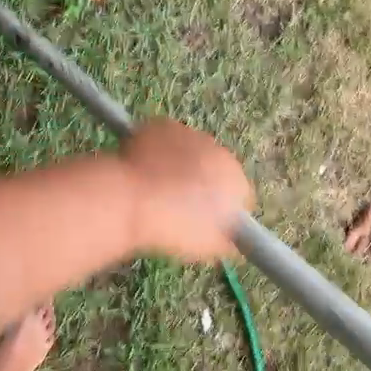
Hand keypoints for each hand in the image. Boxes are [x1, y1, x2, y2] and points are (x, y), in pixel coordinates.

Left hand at [120, 119, 253, 260]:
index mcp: (237, 180)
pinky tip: (145, 165)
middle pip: (215, 167)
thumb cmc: (174, 227)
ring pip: (190, 150)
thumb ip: (226, 238)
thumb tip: (228, 237)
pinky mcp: (161, 124)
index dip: (223, 209)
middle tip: (179, 201)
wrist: (131, 200)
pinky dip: (159, 148)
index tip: (206, 219)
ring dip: (180, 162)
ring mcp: (189, 133)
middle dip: (202, 181)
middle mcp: (219, 150)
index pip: (240, 194)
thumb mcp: (210, 246)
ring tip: (158, 184)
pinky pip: (165, 137)